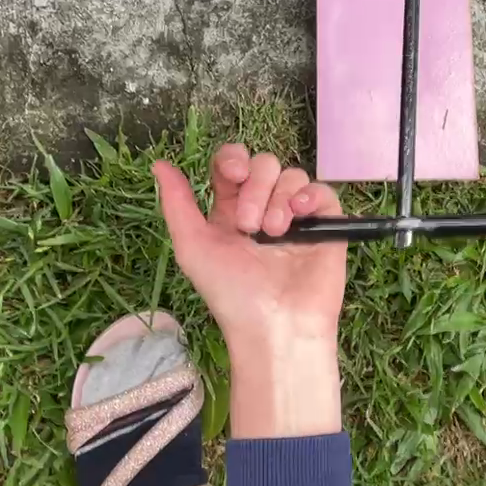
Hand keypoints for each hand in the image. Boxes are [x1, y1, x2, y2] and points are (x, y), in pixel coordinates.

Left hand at [153, 144, 347, 439]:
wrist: (275, 326)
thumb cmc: (232, 294)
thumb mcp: (194, 248)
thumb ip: (177, 204)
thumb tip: (159, 164)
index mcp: (232, 209)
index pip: (233, 163)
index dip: (233, 160)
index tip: (234, 175)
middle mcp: (264, 206)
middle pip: (263, 164)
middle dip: (256, 188)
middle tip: (250, 227)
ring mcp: (296, 214)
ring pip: (291, 175)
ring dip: (280, 199)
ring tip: (275, 233)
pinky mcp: (326, 223)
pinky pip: (321, 190)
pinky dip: (310, 196)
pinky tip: (300, 216)